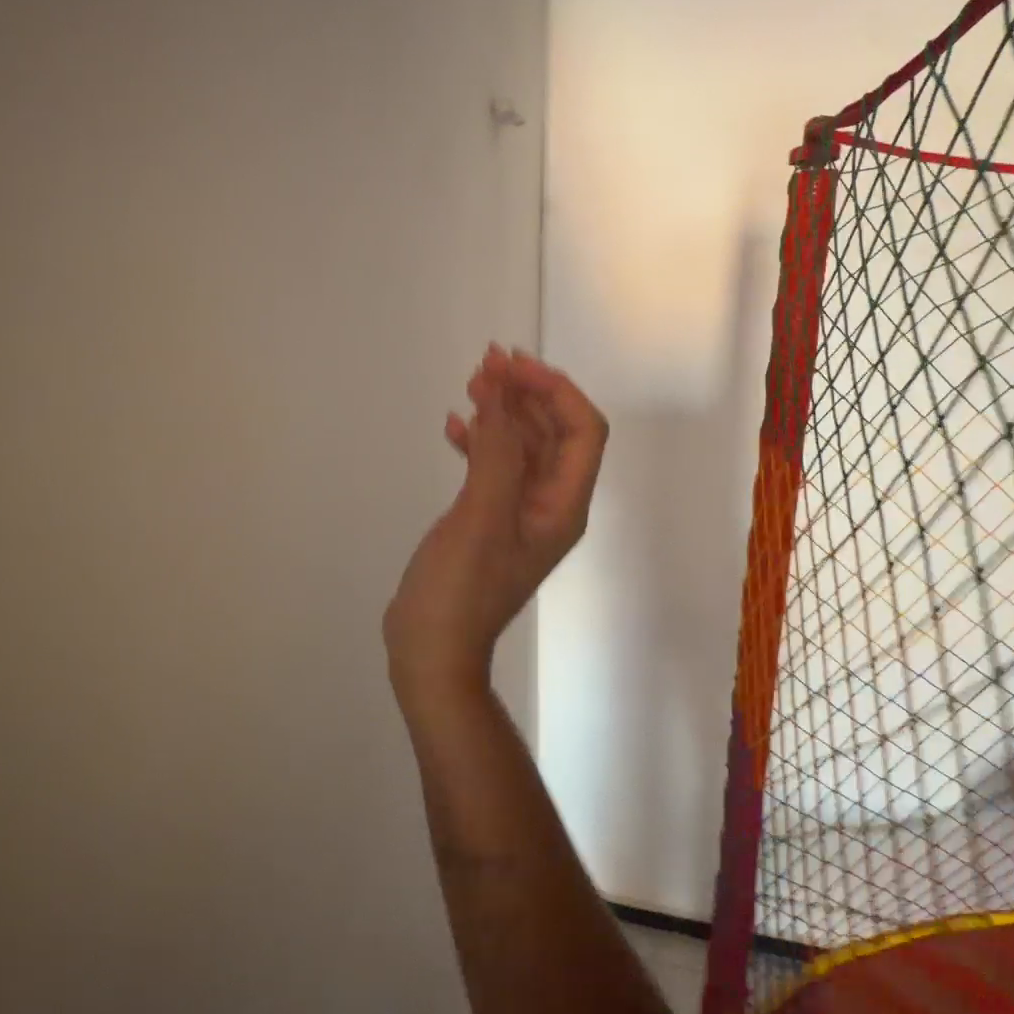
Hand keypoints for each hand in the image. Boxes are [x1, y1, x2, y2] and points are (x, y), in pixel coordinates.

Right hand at [383, 345, 609, 697]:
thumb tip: (501, 392)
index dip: (554, 390)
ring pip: (521, 447)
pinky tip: (453, 427)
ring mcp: (516, 515)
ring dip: (501, 412)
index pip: (582, 430)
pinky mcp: (486, 522)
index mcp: (562, 505)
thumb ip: (496, 452)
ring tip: (470, 384)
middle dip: (526, 393)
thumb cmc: (460, 589)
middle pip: (553, 433)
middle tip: (487, 362)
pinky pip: (492, 468)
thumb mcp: (481, 516)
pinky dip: (477, 441)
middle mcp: (548, 506)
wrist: (431, 650)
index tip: (511, 367)